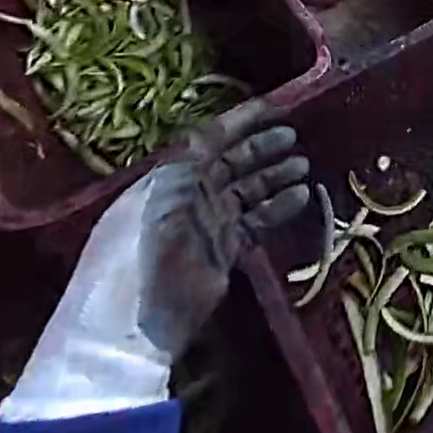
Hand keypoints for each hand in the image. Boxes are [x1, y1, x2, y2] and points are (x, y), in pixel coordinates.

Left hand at [137, 100, 308, 352]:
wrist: (128, 325)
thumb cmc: (138, 249)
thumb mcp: (161, 192)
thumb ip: (192, 159)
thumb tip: (215, 131)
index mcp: (171, 175)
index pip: (212, 137)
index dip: (242, 120)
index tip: (275, 107)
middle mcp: (191, 193)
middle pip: (234, 161)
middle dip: (263, 146)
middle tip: (293, 136)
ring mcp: (208, 223)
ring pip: (249, 189)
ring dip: (275, 175)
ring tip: (303, 165)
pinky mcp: (223, 252)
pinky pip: (256, 221)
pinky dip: (278, 208)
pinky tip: (301, 196)